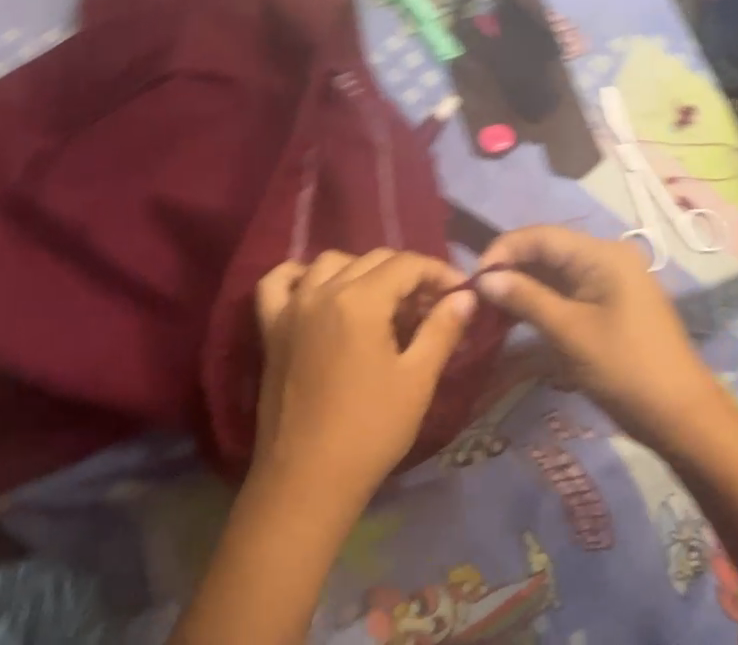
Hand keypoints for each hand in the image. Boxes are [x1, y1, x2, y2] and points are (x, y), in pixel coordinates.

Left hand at [252, 249, 477, 499]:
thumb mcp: (417, 380)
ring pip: (330, 263)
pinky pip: (278, 282)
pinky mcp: (270, 329)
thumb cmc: (370, 430)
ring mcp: (291, 308)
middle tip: (432, 305)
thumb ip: (442, 330)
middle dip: (407, 274)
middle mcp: (322, 291)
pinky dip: (300, 276)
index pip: (407, 265)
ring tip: (383, 302)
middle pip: (372, 260)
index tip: (462, 293)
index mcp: (360, 300)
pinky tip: (319, 290)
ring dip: (361, 271)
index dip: (439, 273)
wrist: (308, 478)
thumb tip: (466, 296)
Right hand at [477, 226, 728, 455]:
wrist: (683, 419)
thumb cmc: (626, 370)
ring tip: (490, 315)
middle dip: (509, 272)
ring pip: (553, 276)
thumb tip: (483, 278)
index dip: (501, 252)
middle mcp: (607, 260)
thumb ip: (525, 299)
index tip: (471, 281)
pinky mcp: (609, 309)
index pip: (539, 235)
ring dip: (522, 291)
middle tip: (476, 301)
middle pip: (546, 253)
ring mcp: (610, 285)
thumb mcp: (569, 333)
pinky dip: (540, 306)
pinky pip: (567, 296)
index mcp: (602, 255)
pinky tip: (516, 325)